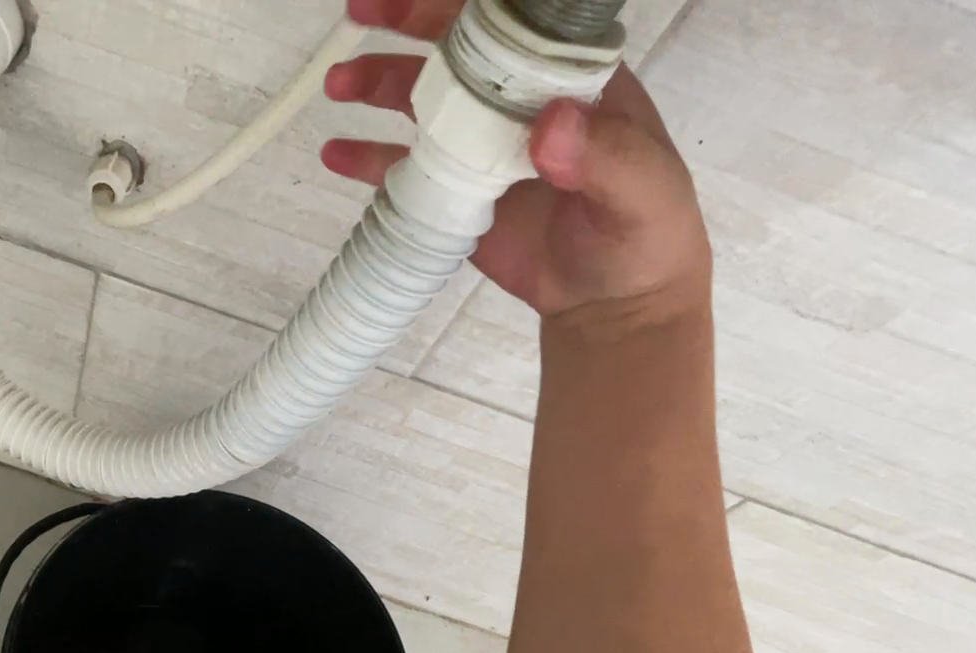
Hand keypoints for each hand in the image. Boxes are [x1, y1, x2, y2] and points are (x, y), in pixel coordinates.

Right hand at [322, 0, 710, 326]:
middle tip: (361, 9)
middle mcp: (517, 103)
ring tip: (337, 84)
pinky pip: (404, 169)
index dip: (466, 2)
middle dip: (408, 21)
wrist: (606, 300)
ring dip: (378, 84)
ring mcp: (480, 147)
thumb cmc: (640, 237)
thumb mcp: (640, 191)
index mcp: (568, 80)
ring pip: (422, 102)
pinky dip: (367, 159)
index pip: (514, 22)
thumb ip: (604, 156)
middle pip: (457, 48)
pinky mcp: (453, 192)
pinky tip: (335, 154)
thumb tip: (550, 125)